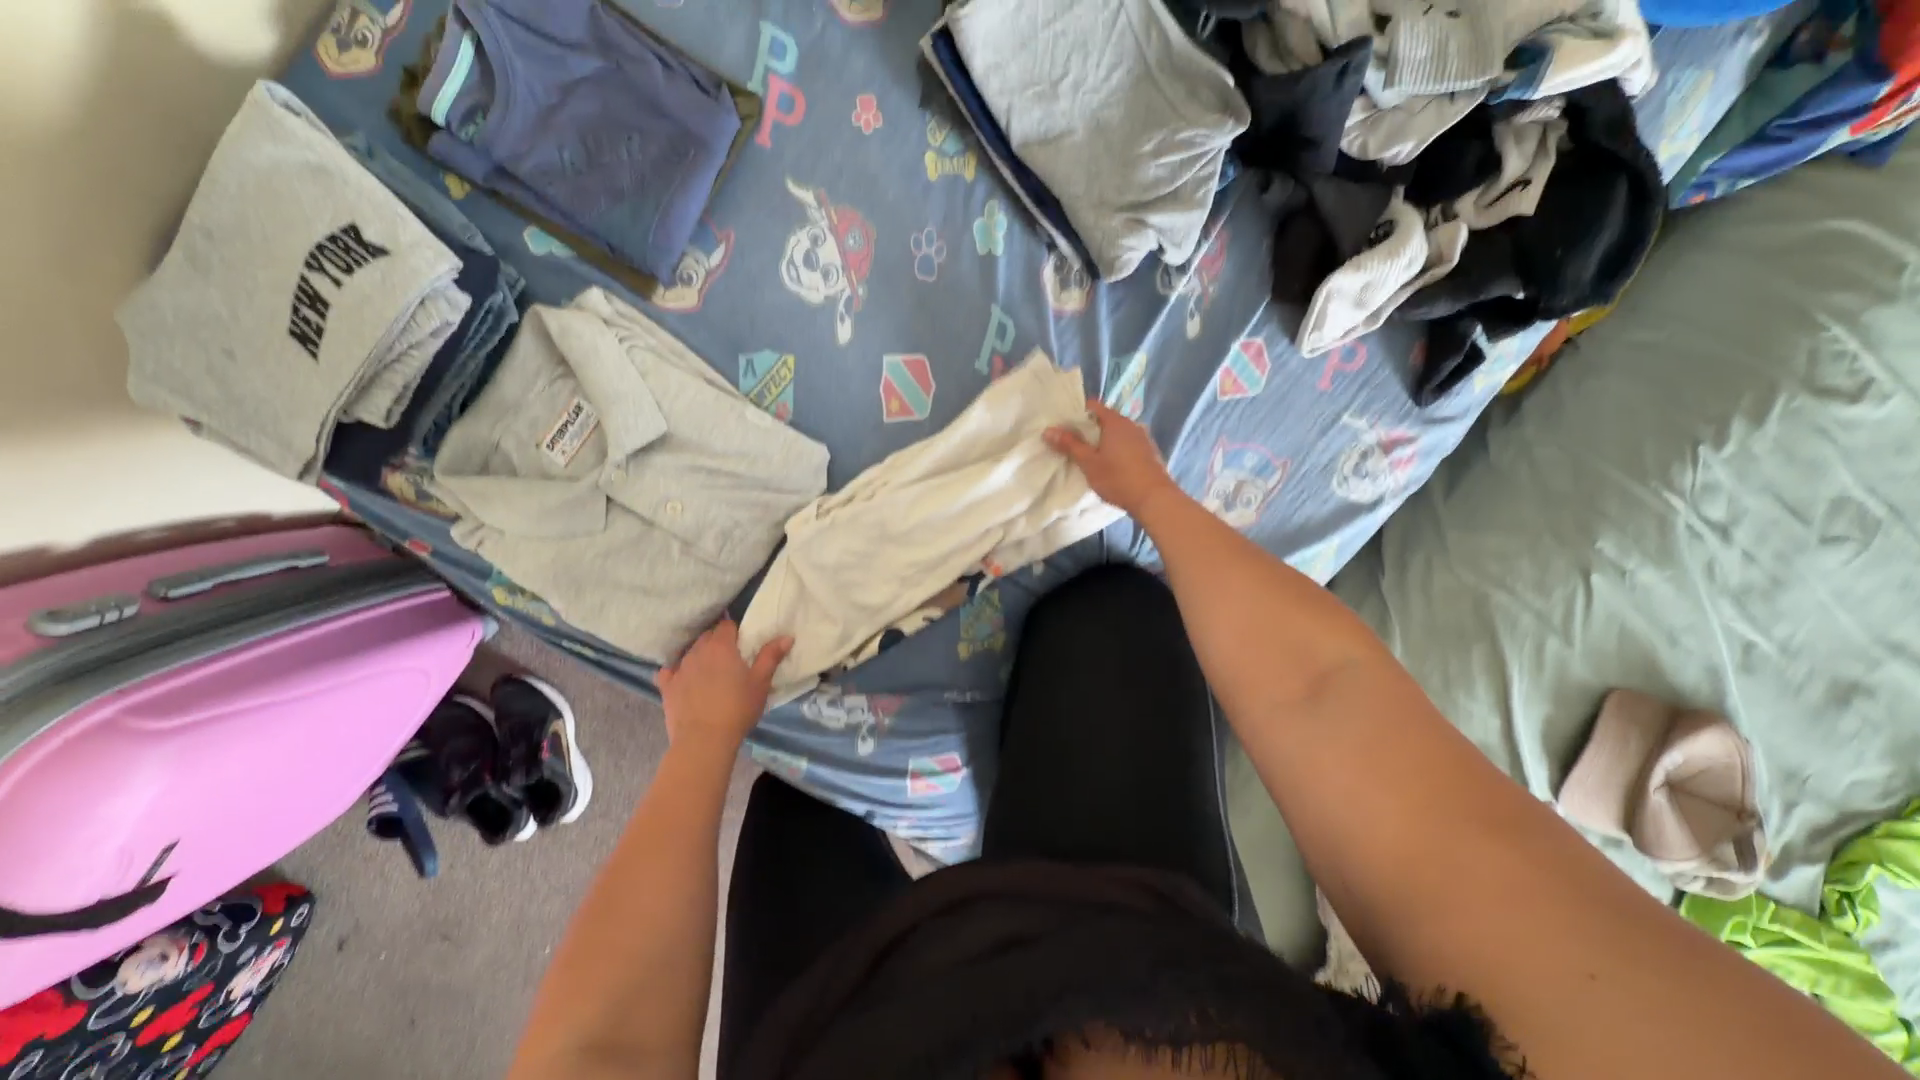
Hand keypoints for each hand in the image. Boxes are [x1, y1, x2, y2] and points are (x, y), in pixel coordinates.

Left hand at [656, 619, 791, 754]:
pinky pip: (669, 671)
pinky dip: (676, 672)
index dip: (735, 631)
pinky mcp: (667, 686)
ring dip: (700, 656)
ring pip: (690, 652)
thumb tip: (786, 636)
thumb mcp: (761, 683)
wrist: (704, 739)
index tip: (743, 644)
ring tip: (710, 672)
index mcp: (721, 647)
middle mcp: (697, 651)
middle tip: (730, 659)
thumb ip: (771, 656)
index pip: (726, 625)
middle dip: (718, 641)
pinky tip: (683, 680)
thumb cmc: (737, 708)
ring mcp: (679, 668)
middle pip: (707, 636)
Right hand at [1044, 400, 1182, 518]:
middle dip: (1089, 429)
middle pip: (1105, 419)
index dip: (1077, 413)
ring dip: (1104, 440)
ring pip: (1117, 433)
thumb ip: (1069, 445)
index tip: (1065, 427)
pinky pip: (1128, 444)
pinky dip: (1117, 449)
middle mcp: (1131, 424)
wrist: (1154, 498)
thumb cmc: (1118, 478)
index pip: (1093, 406)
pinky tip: (1112, 465)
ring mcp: (1143, 438)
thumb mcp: (1089, 463)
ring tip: (1090, 455)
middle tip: (1073, 444)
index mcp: (1115, 422)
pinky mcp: (1149, 452)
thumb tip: (1048, 430)